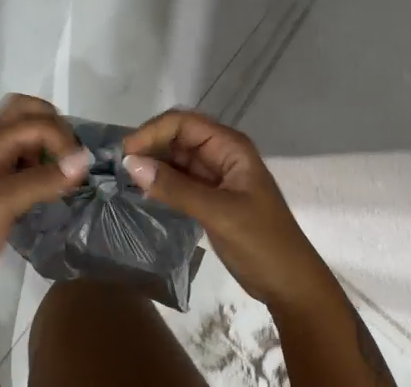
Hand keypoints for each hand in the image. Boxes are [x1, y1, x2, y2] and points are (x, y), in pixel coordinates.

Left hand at [0, 95, 90, 306]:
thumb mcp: (2, 203)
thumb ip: (41, 180)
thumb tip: (83, 160)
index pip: (36, 122)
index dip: (61, 139)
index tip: (78, 170)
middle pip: (28, 114)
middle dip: (54, 125)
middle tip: (72, 156)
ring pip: (29, 139)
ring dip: (52, 145)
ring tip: (71, 171)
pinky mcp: (5, 194)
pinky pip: (30, 167)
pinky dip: (47, 168)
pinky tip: (58, 189)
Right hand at [122, 110, 335, 310]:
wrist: (292, 287)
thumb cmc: (262, 243)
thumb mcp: (218, 213)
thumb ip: (175, 188)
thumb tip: (131, 164)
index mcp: (231, 146)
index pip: (183, 123)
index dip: (152, 131)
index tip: (125, 152)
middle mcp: (222, 154)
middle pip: (177, 136)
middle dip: (149, 145)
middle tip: (118, 165)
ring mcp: (216, 176)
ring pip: (176, 158)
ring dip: (152, 163)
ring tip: (123, 177)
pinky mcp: (210, 197)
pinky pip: (179, 179)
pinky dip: (160, 182)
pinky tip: (141, 191)